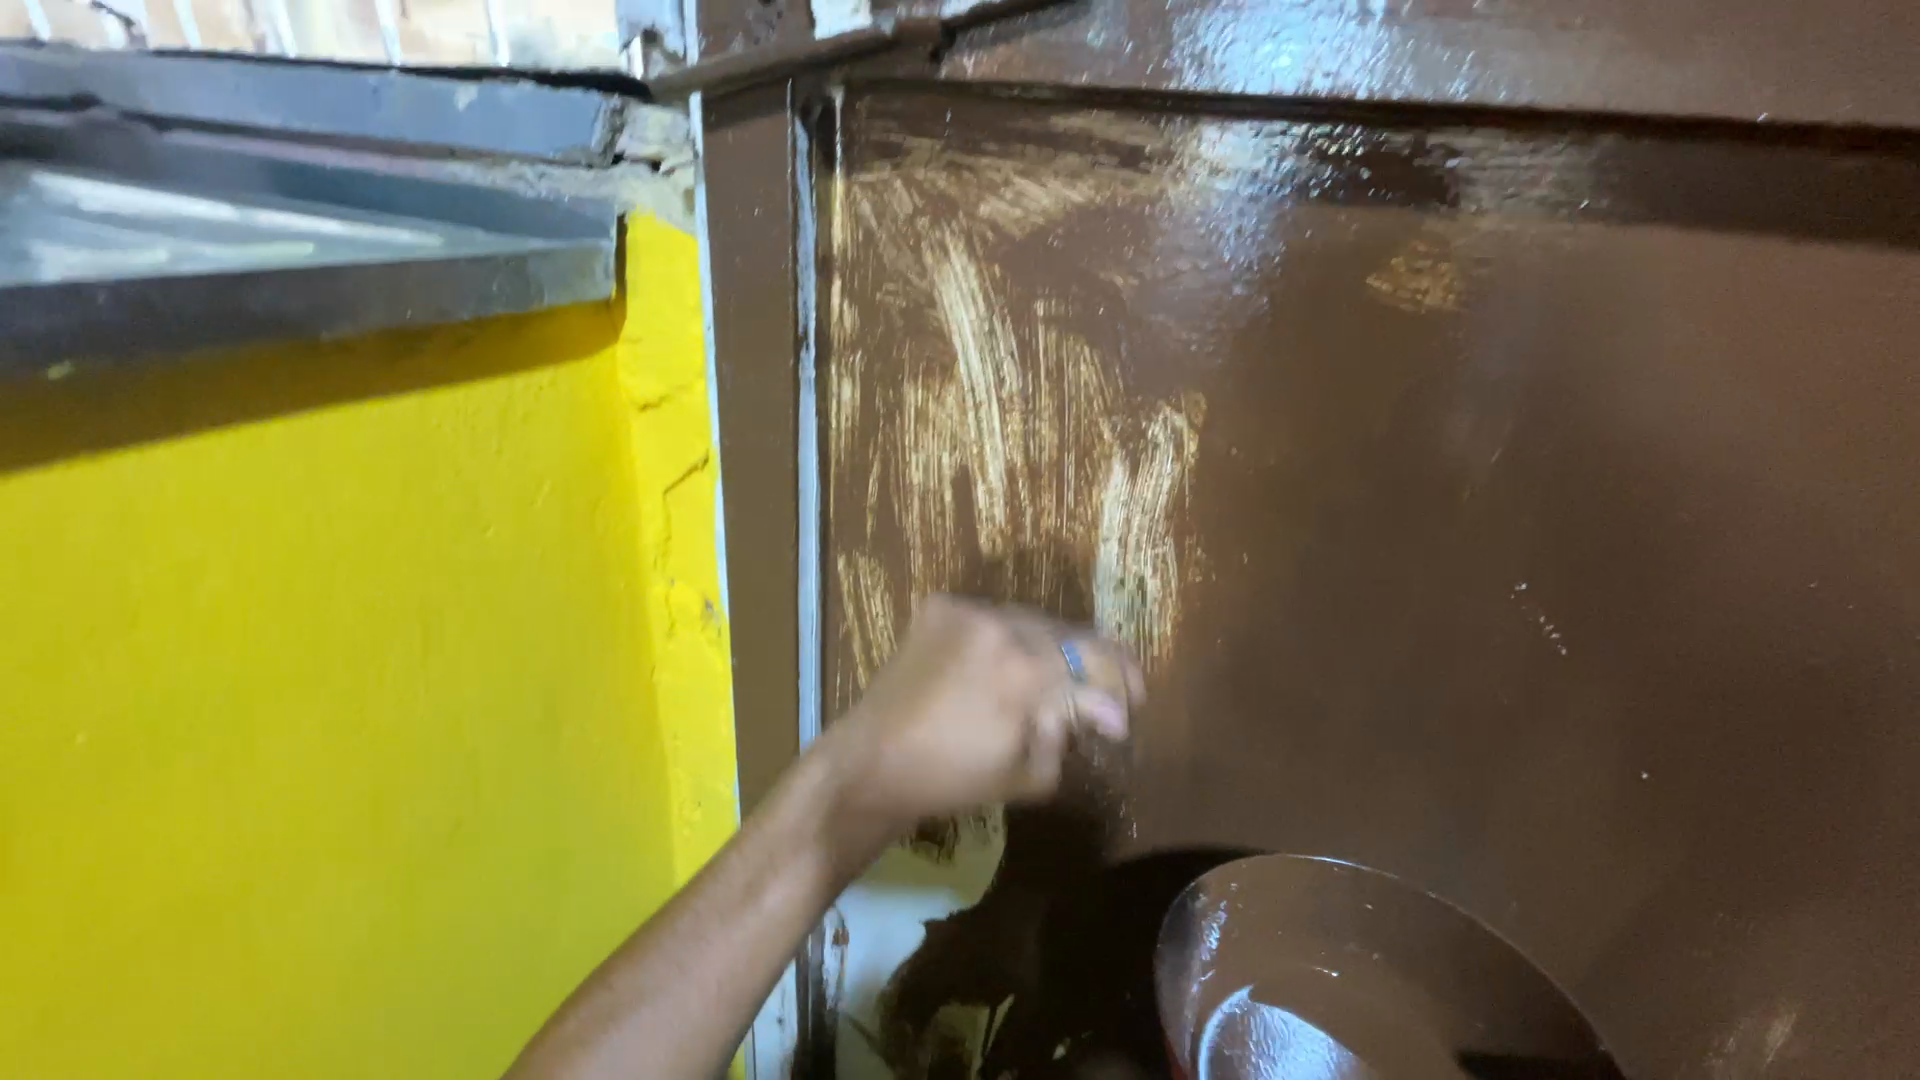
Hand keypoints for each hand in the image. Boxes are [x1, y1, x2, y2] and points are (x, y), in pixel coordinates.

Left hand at [818, 594, 1144, 841]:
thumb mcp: (1028, 774)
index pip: (1095, 666)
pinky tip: (1015, 663)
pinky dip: (1011, 640)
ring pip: (1034, 621)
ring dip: (1055, 649)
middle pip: (1071, 635)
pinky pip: (994, 618)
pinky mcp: (940, 606)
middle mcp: (1001, 625)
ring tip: (1067, 676)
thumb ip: (1071, 735)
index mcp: (1025, 671)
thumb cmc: (951, 779)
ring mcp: (967, 610)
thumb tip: (1101, 712)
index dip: (1120, 687)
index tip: (1131, 710)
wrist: (871, 759)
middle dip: (1097, 665)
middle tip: (1115, 689)